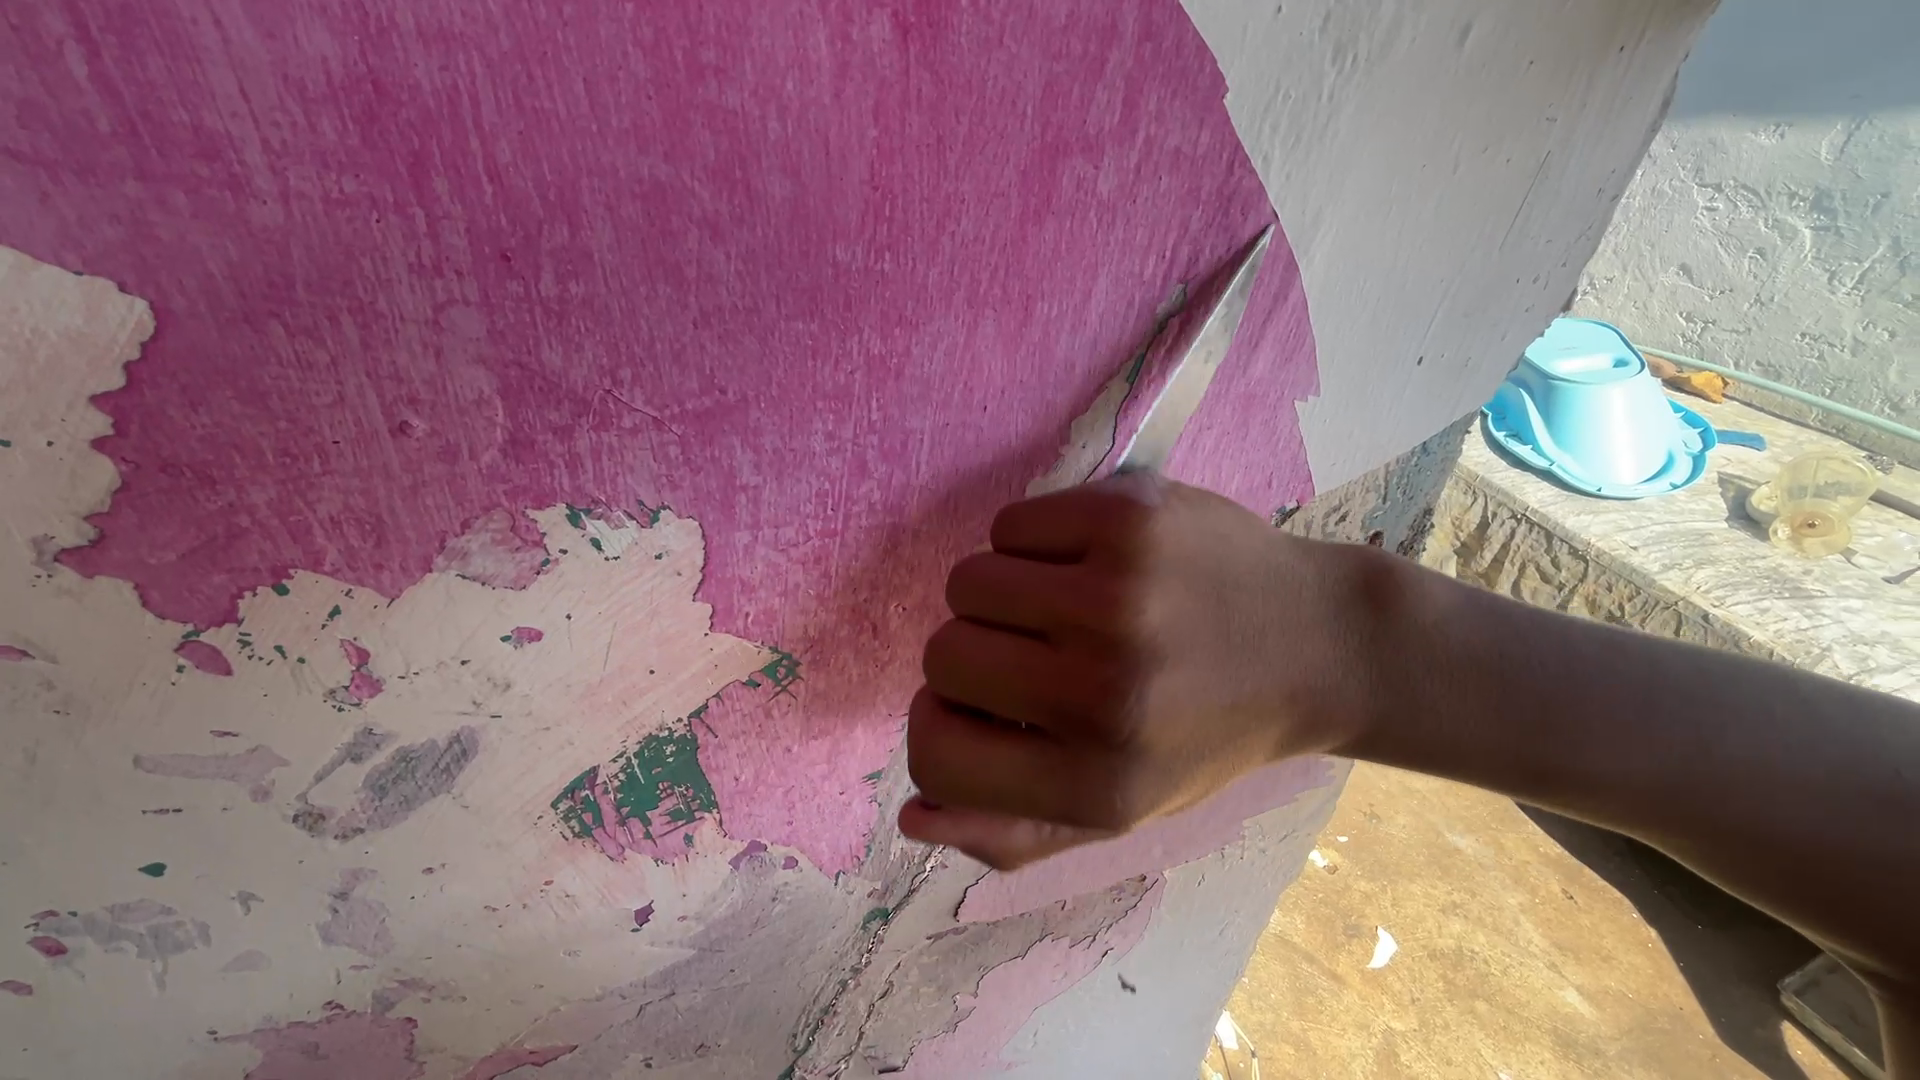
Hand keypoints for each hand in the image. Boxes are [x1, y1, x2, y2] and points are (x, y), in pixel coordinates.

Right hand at [899, 472, 1382, 868]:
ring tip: (1060, 603)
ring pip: (967, 580)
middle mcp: (1102, 692)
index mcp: (1097, 784)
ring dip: (998, 594)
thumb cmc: (1208, 730)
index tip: (974, 709)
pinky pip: (1009, 523)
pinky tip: (1085, 559)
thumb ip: (1013, 833)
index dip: (938, 726)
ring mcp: (1116, 595)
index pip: (936, 755)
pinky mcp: (1127, 518)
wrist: (1320, 642)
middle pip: (943, 654)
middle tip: (1034, 650)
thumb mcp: (1121, 808)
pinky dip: (1031, 542)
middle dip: (973, 653)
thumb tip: (911, 816)